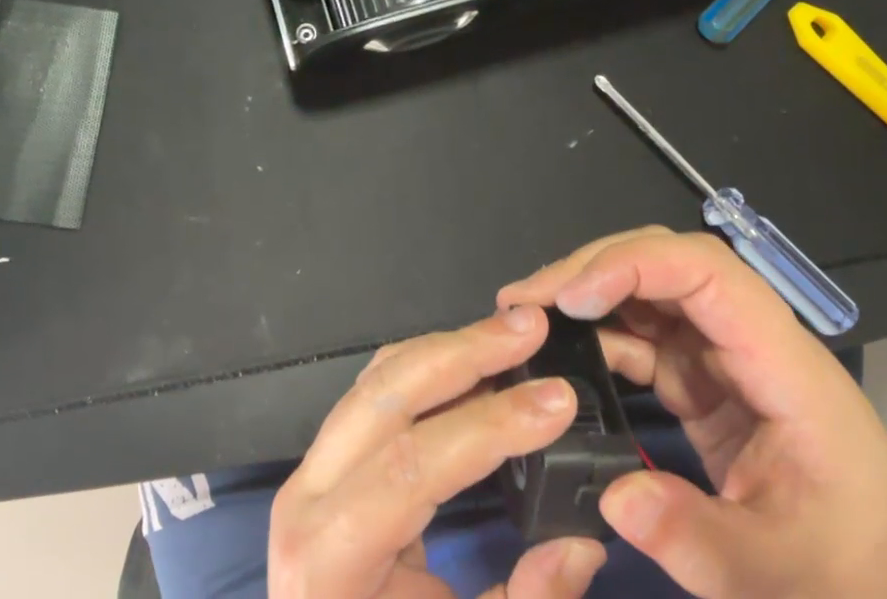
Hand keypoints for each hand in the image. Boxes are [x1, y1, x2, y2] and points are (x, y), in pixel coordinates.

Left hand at [269, 306, 608, 598]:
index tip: (559, 401)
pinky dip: (429, 367)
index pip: (408, 471)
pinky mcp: (328, 460)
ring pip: (375, 381)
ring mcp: (312, 471)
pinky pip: (376, 394)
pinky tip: (477, 359)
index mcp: (327, 557)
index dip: (487, 428)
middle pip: (382, 399)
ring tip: (514, 332)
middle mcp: (307, 496)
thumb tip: (580, 541)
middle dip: (462, 355)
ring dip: (448, 349)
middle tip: (532, 327)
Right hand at [497, 227, 886, 597]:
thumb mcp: (777, 571)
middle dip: (594, 268)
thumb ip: (697, 538)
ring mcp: (723, 358)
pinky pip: (642, 339)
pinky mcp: (701, 381)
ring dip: (586, 294)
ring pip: (649, 292)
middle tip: (523, 300)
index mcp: (782, 365)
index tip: (569, 299)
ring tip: (523, 318)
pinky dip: (596, 336)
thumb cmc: (855, 569)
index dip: (635, 267)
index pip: (708, 275)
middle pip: (670, 264)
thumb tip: (611, 495)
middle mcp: (749, 343)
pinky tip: (557, 354)